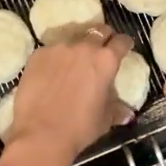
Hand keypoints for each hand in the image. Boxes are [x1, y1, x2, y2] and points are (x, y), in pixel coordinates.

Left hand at [5, 22, 134, 163]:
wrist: (41, 134)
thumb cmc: (80, 127)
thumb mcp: (105, 120)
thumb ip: (117, 109)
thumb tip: (127, 113)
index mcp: (106, 60)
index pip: (121, 42)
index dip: (125, 44)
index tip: (124, 48)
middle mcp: (84, 47)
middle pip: (98, 31)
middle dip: (103, 37)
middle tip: (101, 50)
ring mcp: (59, 48)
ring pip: (73, 40)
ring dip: (77, 49)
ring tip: (72, 65)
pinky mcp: (38, 54)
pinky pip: (51, 51)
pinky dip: (55, 59)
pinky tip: (51, 74)